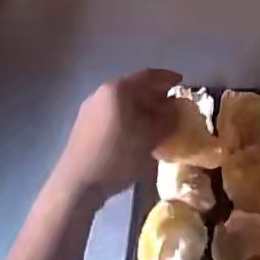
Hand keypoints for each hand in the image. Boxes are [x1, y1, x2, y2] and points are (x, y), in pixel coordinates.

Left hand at [51, 69, 183, 204]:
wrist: (78, 183)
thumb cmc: (119, 156)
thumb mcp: (151, 138)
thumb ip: (167, 119)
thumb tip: (174, 109)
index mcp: (118, 90)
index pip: (148, 76)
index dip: (167, 78)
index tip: (181, 82)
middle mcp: (102, 92)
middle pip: (134, 87)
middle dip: (155, 95)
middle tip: (172, 105)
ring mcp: (90, 108)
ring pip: (123, 101)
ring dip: (142, 107)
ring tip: (156, 121)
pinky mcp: (84, 124)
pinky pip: (112, 112)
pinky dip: (128, 116)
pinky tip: (136, 133)